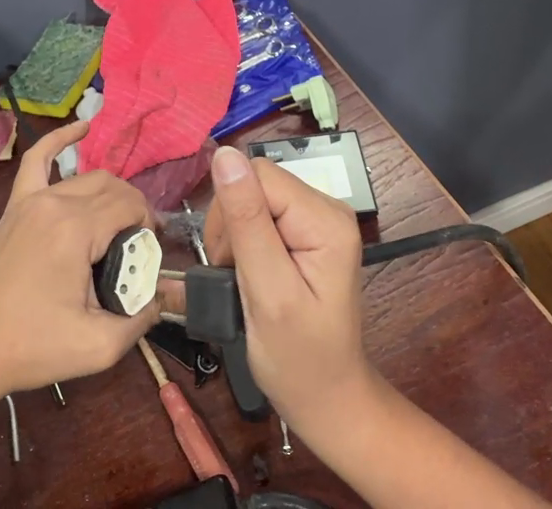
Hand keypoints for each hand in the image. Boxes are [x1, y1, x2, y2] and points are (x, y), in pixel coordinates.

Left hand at [0, 121, 158, 402]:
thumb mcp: (98, 345)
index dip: (148, 228)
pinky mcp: (14, 206)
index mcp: (75, 230)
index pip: (130, 206)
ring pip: (86, 177)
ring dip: (111, 194)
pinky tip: (83, 128)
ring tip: (120, 226)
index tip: (146, 259)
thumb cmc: (32, 347)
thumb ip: (140, 318)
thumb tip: (160, 297)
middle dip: (134, 211)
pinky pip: (37, 159)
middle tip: (136, 249)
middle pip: (112, 187)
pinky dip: (60, 140)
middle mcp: (54, 203)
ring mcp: (30, 200)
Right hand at [203, 146, 372, 425]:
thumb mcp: (267, 291)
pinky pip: (258, 215)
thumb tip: (225, 154)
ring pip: (250, 198)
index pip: (258, 176)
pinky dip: (242, 244)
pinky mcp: (303, 232)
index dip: (231, 212)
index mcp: (326, 218)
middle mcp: (326, 208)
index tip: (231, 262)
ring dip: (233, 237)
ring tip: (243, 280)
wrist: (325, 398)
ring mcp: (316, 220)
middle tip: (237, 276)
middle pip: (254, 183)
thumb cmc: (298, 357)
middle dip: (231, 226)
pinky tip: (250, 274)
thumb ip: (246, 221)